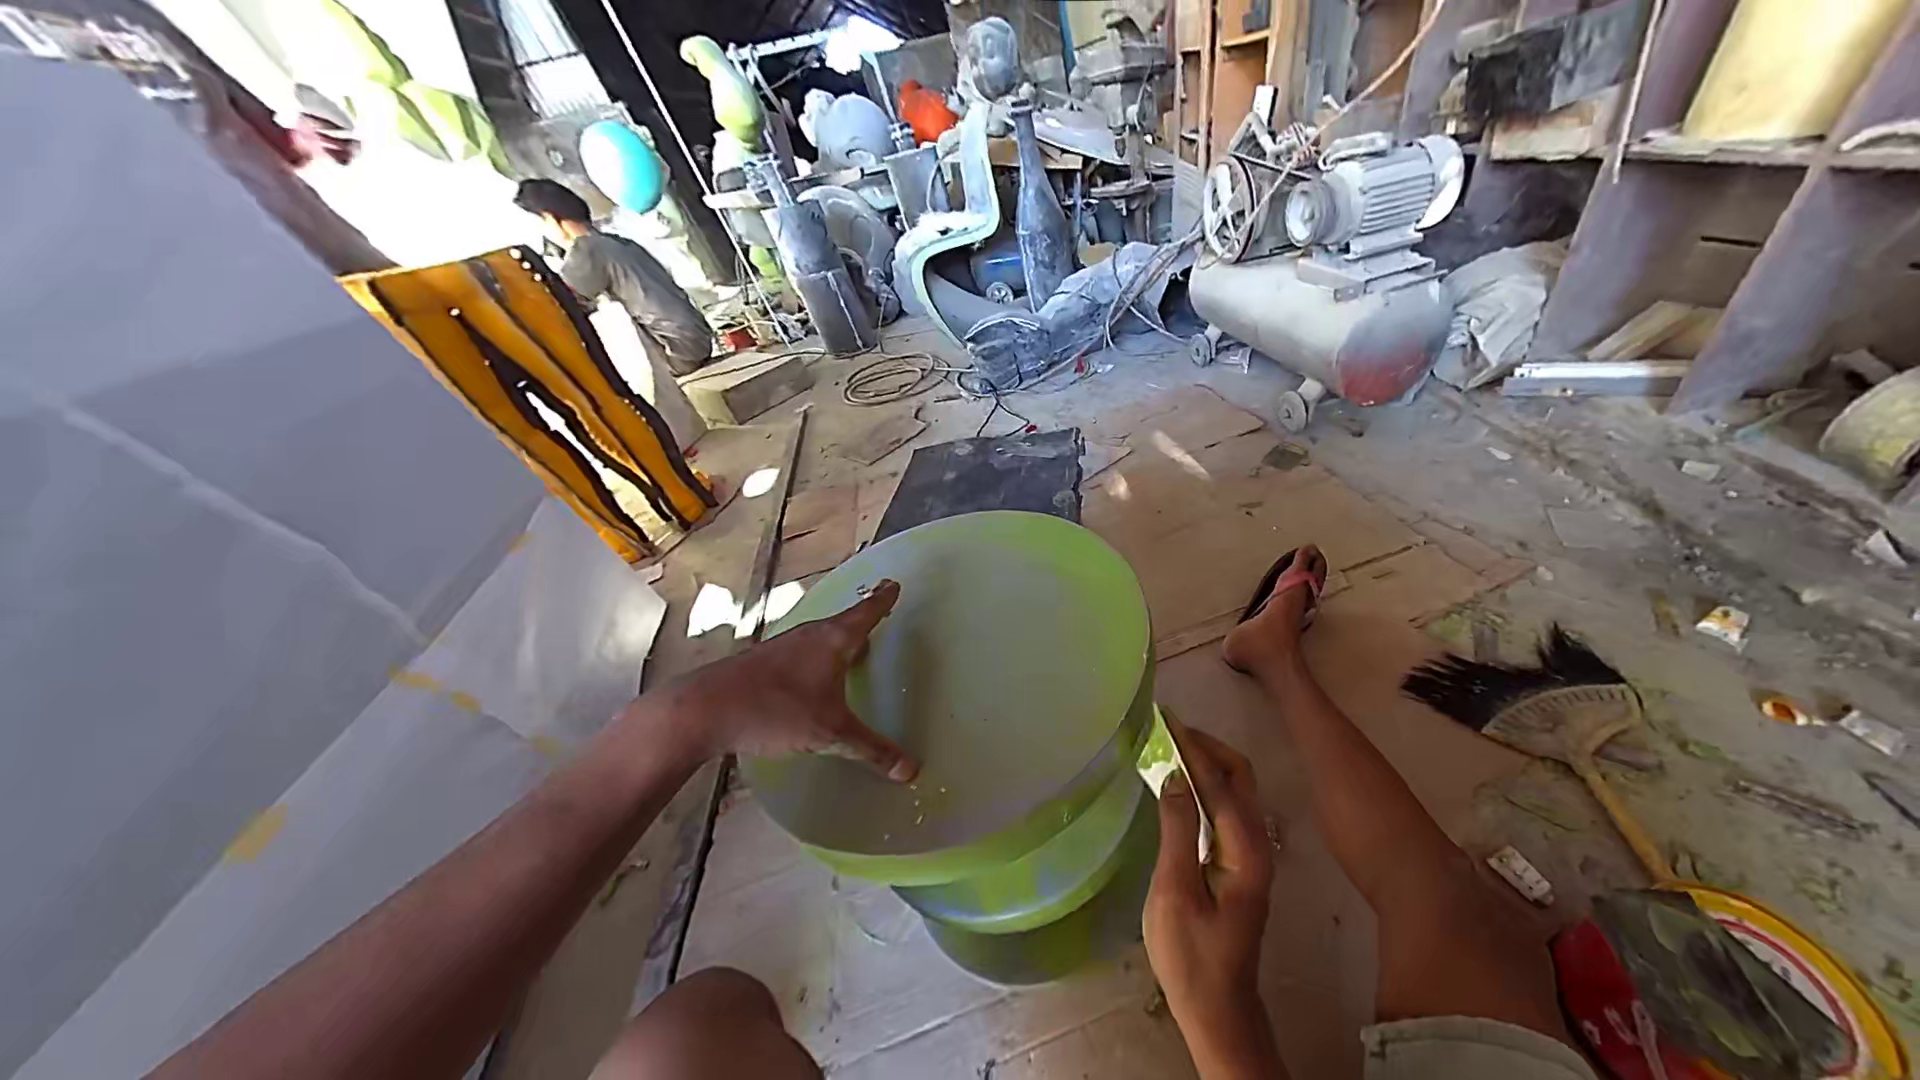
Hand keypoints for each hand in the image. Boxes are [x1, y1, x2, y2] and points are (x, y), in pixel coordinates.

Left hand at [648, 579, 918, 781]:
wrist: (704, 710)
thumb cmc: (776, 710)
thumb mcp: (830, 733)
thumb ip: (870, 750)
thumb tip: (911, 770)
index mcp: (833, 640)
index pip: (867, 613)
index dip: (883, 600)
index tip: (894, 584)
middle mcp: (809, 635)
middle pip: (843, 622)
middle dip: (862, 621)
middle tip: (878, 617)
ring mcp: (783, 646)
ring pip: (820, 638)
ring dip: (837, 641)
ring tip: (852, 649)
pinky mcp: (764, 663)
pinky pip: (803, 653)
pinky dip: (817, 658)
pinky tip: (813, 678)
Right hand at [1144, 719, 1283, 1077]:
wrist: (1219, 1010)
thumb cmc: (1191, 957)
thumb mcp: (1175, 892)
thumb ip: (1177, 830)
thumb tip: (1173, 775)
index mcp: (1246, 851)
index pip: (1220, 783)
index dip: (1192, 748)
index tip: (1166, 720)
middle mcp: (1258, 846)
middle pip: (1240, 777)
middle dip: (1205, 745)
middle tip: (1167, 728)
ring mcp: (1252, 854)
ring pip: (1236, 790)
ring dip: (1206, 761)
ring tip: (1169, 744)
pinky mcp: (1240, 862)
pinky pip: (1226, 807)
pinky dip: (1205, 784)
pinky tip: (1180, 781)